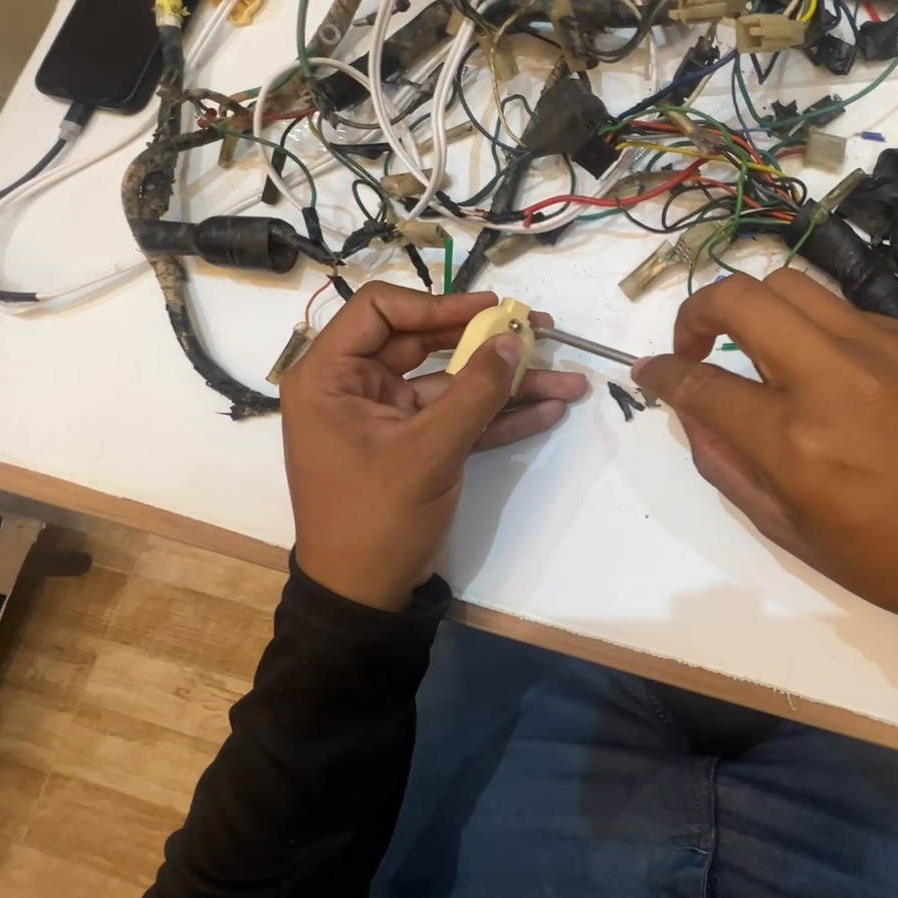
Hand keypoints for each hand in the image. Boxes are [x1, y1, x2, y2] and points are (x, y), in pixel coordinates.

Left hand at [281, 285, 588, 611]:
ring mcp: (390, 416)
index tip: (489, 309)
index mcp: (330, 377)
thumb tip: (511, 340)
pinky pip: (460, 417)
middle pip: (426, 343)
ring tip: (566, 378)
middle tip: (539, 331)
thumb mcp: (428, 452)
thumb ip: (474, 393)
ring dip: (507, 383)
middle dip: (487, 341)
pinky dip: (500, 415)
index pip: (379, 311)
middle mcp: (356, 387)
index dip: (437, 303)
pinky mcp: (416, 443)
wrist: (366, 594)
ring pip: (453, 383)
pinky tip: (548, 409)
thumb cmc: (376, 517)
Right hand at [633, 270, 897, 631]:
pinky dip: (819, 333)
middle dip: (696, 312)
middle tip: (695, 345)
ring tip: (761, 352)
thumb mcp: (787, 530)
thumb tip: (691, 409)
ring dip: (756, 310)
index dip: (661, 375)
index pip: (702, 384)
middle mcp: (835, 378)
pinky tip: (833, 374)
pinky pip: (847, 313)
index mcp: (796, 442)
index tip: (648, 372)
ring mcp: (884, 348)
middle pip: (740, 297)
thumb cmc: (885, 559)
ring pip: (793, 285)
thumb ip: (724, 462)